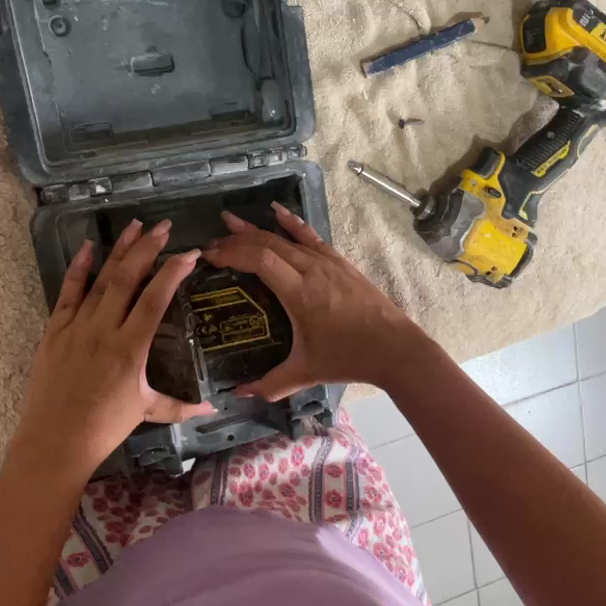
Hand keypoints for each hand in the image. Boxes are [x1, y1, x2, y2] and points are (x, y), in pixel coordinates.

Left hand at [8, 219, 213, 480]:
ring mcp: (76, 328)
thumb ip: (181, 406)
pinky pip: (67, 293)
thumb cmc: (105, 428)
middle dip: (147, 249)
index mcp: (130, 348)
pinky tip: (87, 247)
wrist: (54, 442)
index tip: (189, 253)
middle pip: (127, 279)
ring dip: (119, 251)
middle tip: (163, 226)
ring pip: (100, 280)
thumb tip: (213, 408)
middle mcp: (103, 330)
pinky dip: (78, 269)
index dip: (173, 272)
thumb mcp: (147, 412)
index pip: (155, 299)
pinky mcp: (54, 332)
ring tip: (135, 226)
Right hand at [203, 202, 435, 399]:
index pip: (259, 260)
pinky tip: (277, 212)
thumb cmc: (349, 359)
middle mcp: (312, 270)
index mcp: (300, 293)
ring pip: (287, 238)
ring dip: (257, 229)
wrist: (396, 348)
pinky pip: (310, 237)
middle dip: (237, 241)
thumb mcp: (306, 373)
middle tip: (211, 245)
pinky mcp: (340, 263)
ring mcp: (328, 263)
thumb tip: (238, 393)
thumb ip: (270, 384)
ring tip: (230, 222)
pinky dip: (291, 223)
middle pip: (268, 244)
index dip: (232, 254)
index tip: (209, 257)